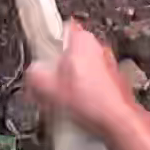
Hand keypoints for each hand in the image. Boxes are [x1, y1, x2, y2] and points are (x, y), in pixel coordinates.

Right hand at [25, 22, 145, 141]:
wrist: (118, 121)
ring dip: (71, 77)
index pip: (63, 27)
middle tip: (48, 79)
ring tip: (62, 96)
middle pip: (70, 50)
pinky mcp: (113, 80)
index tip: (41, 50)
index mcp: (82, 41)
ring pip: (81, 65)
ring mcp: (108, 64)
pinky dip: (83, 88)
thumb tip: (31, 73)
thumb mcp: (49, 88)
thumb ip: (35, 75)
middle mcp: (98, 48)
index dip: (49, 39)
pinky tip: (77, 104)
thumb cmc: (92, 101)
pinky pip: (92, 79)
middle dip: (58, 64)